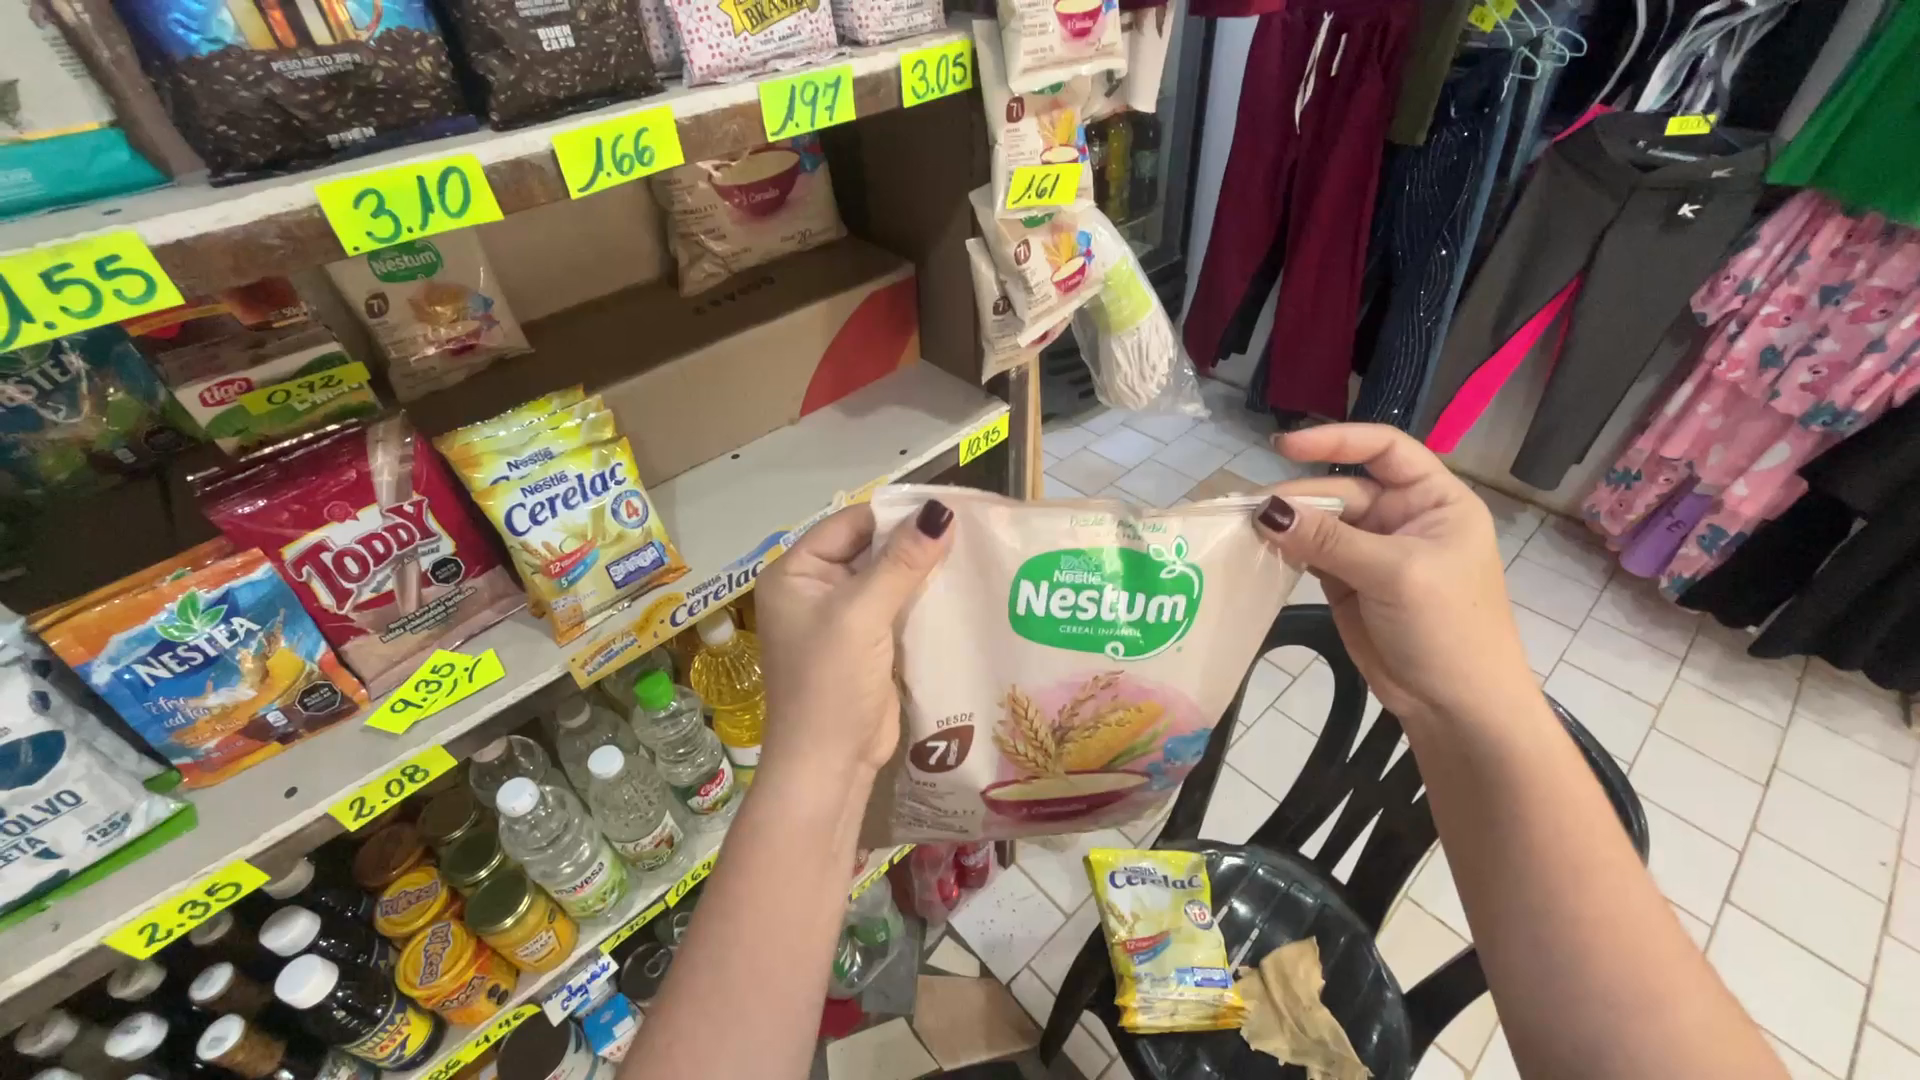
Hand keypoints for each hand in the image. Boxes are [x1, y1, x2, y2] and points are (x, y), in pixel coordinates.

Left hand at [753, 500, 954, 774]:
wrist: (829, 763)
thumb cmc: (831, 682)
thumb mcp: (862, 614)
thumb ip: (901, 562)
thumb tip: (941, 512)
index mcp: (797, 572)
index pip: (851, 524)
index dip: (896, 514)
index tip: (948, 507)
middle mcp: (816, 588)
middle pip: (871, 548)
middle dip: (914, 542)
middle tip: (969, 527)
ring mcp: (843, 617)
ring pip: (889, 578)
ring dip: (923, 570)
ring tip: (973, 551)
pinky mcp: (869, 642)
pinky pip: (899, 607)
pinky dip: (924, 599)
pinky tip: (960, 588)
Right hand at [1250, 424, 1533, 724]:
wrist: (1456, 706)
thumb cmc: (1448, 628)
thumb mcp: (1393, 574)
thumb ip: (1328, 539)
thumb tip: (1265, 510)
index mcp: (1434, 500)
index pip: (1385, 449)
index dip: (1336, 440)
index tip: (1283, 446)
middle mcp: (1401, 517)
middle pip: (1341, 489)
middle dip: (1299, 497)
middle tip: (1251, 513)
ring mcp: (1371, 551)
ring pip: (1319, 523)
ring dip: (1286, 525)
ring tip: (1246, 531)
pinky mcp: (1346, 581)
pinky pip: (1309, 554)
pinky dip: (1285, 552)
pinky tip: (1260, 552)